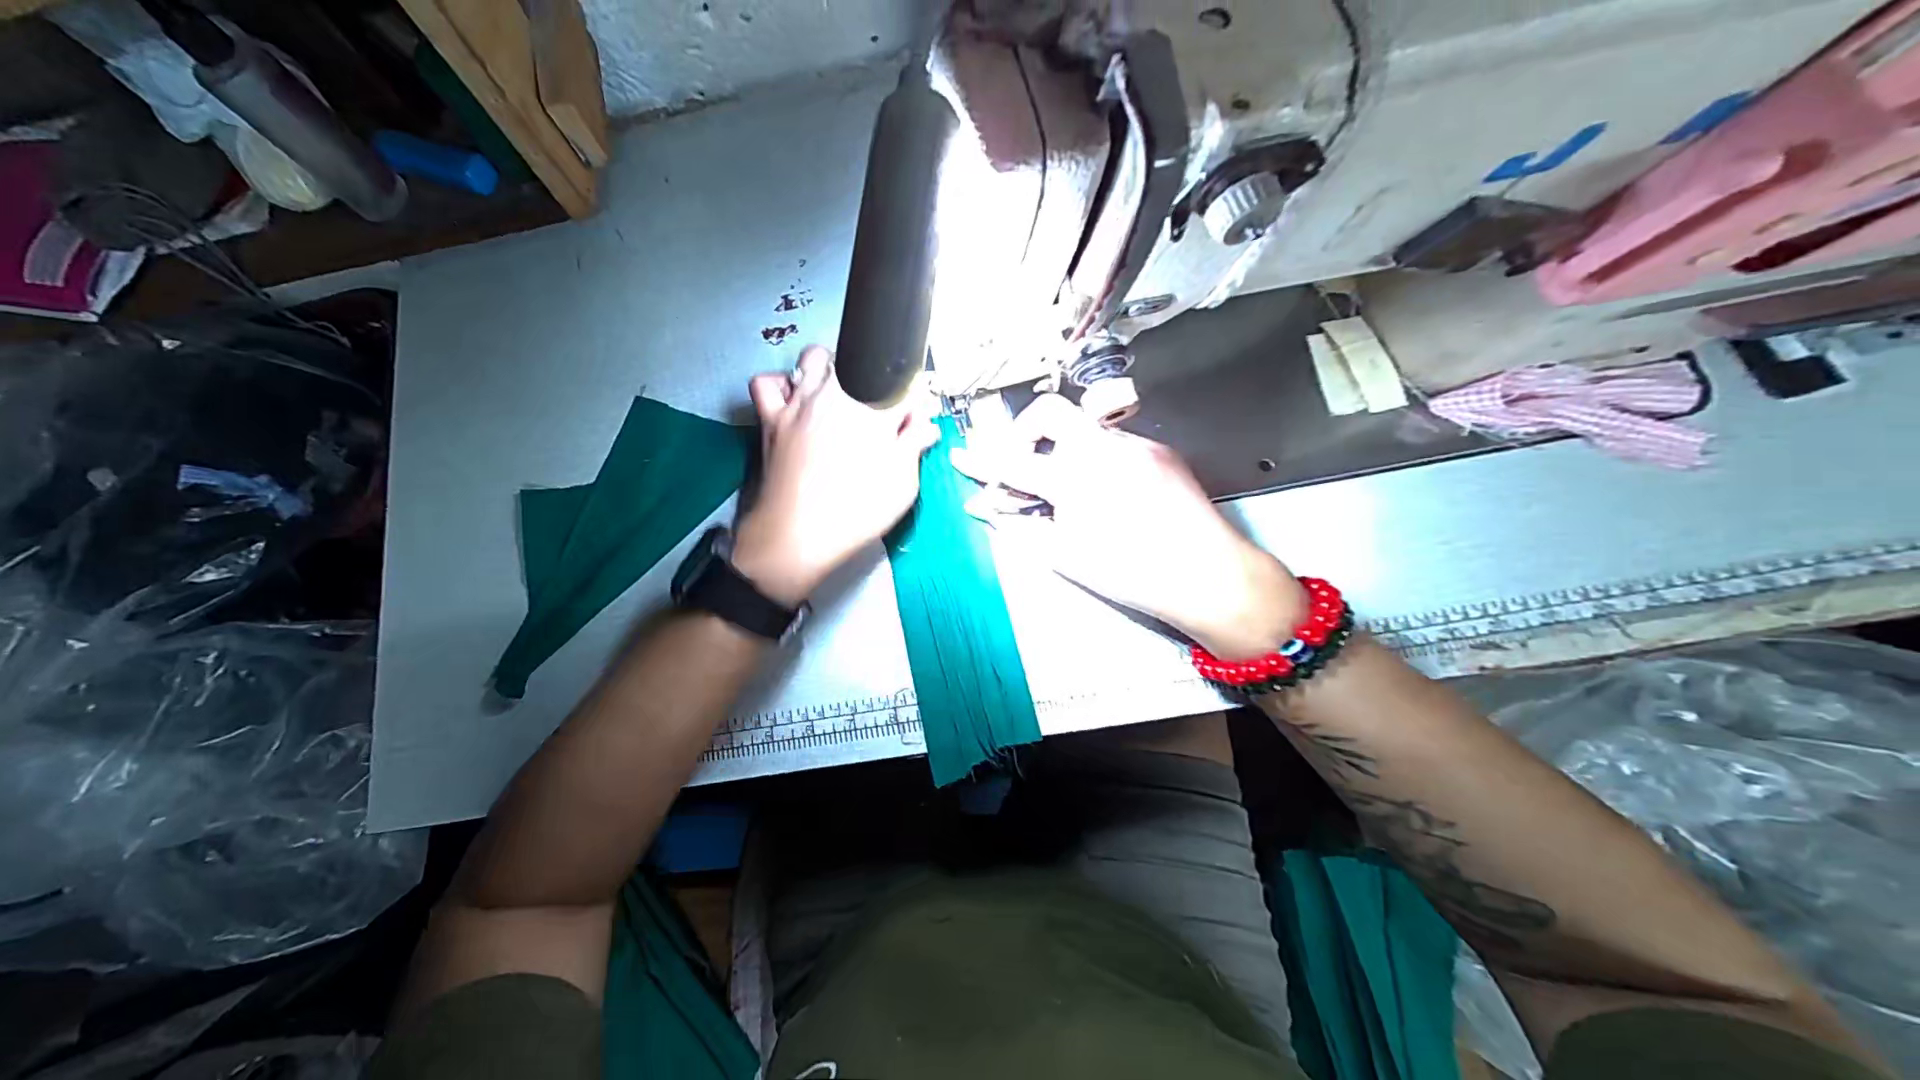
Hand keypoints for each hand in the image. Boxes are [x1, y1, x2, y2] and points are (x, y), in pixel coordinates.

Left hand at [733, 346, 938, 605]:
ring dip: (830, 369)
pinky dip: (781, 385)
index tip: (912, 423)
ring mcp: (798, 401)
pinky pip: (769, 382)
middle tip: (877, 414)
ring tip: (838, 397)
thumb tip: (926, 423)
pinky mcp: (770, 417)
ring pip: (815, 358)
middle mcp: (835, 392)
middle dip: (874, 381)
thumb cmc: (857, 512)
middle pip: (860, 363)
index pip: (902, 386)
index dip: (911, 404)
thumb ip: (914, 444)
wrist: (798, 536)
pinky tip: (793, 401)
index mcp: (874, 406)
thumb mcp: (902, 483)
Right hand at [950, 393, 1303, 658]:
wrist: (1208, 574)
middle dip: (1024, 430)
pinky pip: (1116, 443)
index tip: (964, 457)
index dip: (981, 460)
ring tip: (1068, 488)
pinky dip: (1097, 459)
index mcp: (1075, 478)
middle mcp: (1104, 449)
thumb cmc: (1133, 572)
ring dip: (1064, 449)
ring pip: (1086, 427)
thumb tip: (987, 510)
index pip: (1013, 461)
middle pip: (1050, 410)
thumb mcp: (1064, 556)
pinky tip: (1106, 492)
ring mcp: (1136, 445)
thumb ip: (1019, 527)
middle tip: (1019, 460)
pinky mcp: (1160, 451)